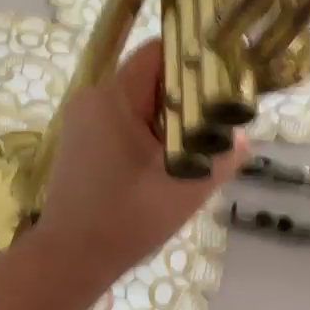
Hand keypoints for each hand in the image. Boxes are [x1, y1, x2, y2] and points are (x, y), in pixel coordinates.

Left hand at [32, 40, 247, 287]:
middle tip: (222, 120)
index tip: (228, 79)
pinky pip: (126, 120)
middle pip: (151, 76)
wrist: (70, 257)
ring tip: (201, 146)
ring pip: (140, 101)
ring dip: (172, 118)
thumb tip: (239, 134)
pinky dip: (151, 132)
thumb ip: (220, 155)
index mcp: (111, 98)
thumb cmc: (124, 220)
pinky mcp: (84, 139)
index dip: (196, 57)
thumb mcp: (185, 188)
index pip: (157, 52)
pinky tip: (171, 161)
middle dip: (189, 94)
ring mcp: (84, 118)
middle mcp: (93, 98)